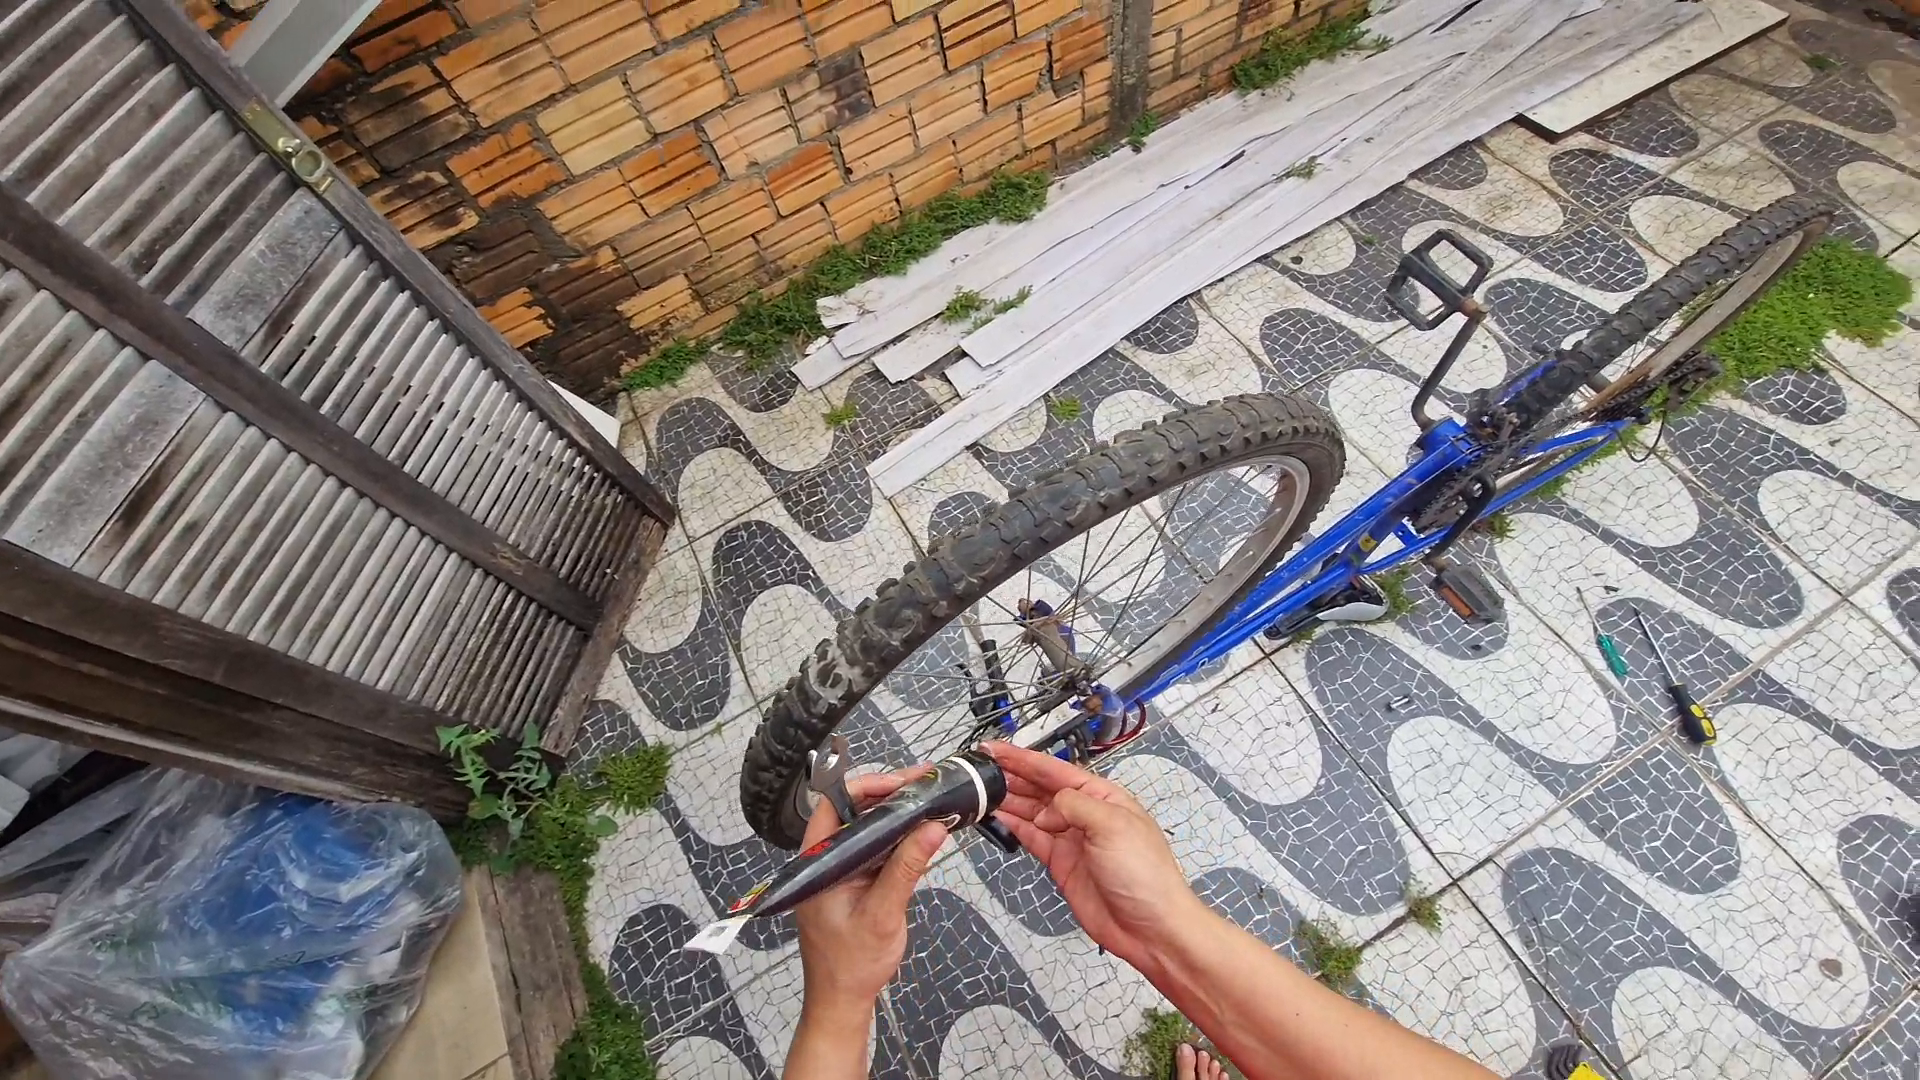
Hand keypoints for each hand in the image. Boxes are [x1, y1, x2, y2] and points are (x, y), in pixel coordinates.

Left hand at [792, 769, 947, 1014]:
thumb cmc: (853, 962)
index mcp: (818, 860)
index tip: (900, 784)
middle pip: (854, 809)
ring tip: (931, 794)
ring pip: (869, 825)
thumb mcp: (882, 913)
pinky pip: (878, 844)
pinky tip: (925, 825)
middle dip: (889, 793)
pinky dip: (900, 833)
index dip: (865, 787)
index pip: (833, 804)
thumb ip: (906, 869)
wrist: (843, 1002)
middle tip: (926, 781)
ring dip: (898, 810)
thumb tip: (935, 827)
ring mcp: (843, 866)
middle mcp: (827, 856)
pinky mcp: (858, 877)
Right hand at [983, 742, 1199, 968]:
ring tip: (980, 790)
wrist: (1151, 928)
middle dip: (1011, 776)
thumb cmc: (1142, 871)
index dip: (1023, 758)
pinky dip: (1013, 826)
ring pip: (1032, 811)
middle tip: (979, 768)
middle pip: (1040, 787)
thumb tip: (1045, 813)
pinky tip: (995, 816)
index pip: (1054, 769)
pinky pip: (1031, 837)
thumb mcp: (1111, 824)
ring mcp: (1070, 838)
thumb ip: (1072, 805)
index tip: (994, 749)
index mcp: (1100, 795)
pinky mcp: (1060, 863)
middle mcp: (1083, 812)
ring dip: (1008, 799)